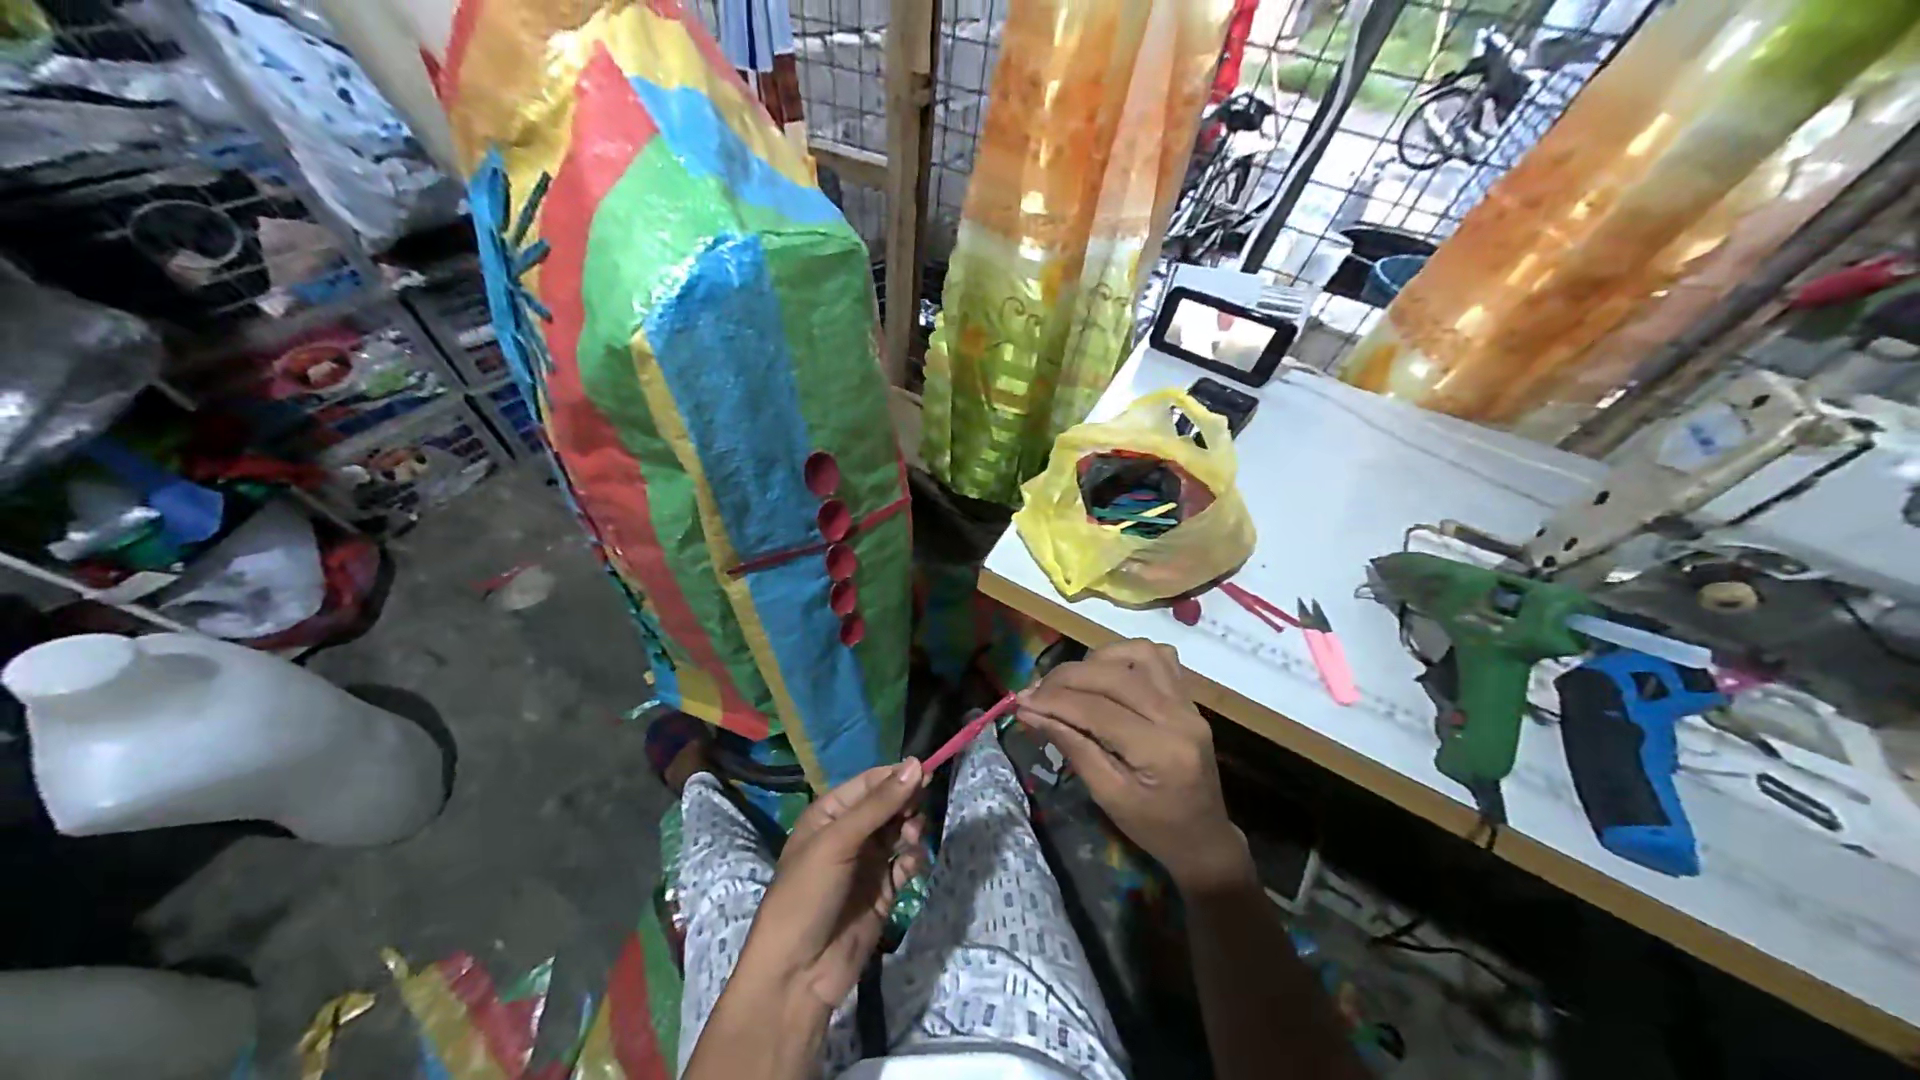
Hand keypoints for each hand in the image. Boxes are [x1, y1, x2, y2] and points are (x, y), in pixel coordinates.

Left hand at [737, 758, 928, 1011]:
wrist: (798, 972)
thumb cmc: (806, 895)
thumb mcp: (838, 842)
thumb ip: (879, 804)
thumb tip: (917, 763)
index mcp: (830, 813)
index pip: (870, 782)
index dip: (897, 776)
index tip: (927, 774)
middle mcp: (850, 833)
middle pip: (890, 805)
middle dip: (907, 804)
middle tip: (914, 816)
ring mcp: (867, 862)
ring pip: (901, 831)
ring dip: (912, 830)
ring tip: (911, 841)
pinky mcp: (883, 890)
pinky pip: (906, 863)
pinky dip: (914, 859)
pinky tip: (912, 865)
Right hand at [1017, 640, 1252, 893]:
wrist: (1204, 837)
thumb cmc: (1153, 827)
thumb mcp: (1107, 796)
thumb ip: (1072, 747)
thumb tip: (1029, 712)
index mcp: (1161, 751)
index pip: (1098, 710)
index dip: (1054, 701)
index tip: (1021, 701)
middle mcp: (1180, 717)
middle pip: (1115, 676)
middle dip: (1067, 678)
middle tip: (1036, 691)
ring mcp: (1189, 703)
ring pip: (1139, 654)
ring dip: (1097, 660)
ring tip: (1071, 682)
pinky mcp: (1189, 697)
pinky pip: (1159, 657)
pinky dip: (1126, 656)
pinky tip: (1106, 673)